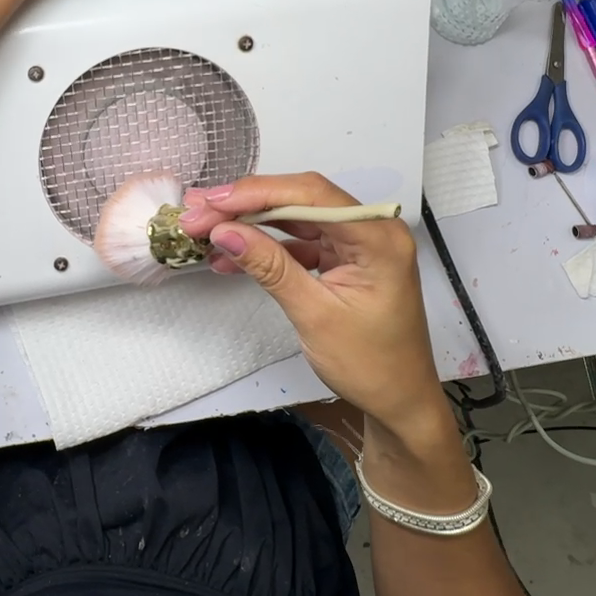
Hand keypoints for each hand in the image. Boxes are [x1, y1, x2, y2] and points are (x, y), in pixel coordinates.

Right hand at [179, 174, 451, 434]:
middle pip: (299, 199)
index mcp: (377, 237)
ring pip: (293, 216)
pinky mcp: (341, 257)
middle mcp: (369, 228)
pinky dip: (263, 245)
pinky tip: (229, 256)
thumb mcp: (314, 315)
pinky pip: (297, 239)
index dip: (257, 192)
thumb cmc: (368, 365)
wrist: (399, 403)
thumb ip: (270, 267)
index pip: (311, 194)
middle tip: (195, 213)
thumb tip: (223, 232)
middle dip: (245, 204)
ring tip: (202, 229)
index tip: (211, 203)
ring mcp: (355, 242)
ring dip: (248, 222)